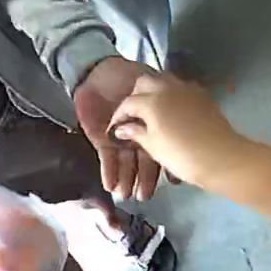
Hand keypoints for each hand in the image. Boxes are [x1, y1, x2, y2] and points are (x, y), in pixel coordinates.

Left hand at [75, 56, 164, 201]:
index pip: (163, 145)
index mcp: (154, 122)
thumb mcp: (147, 85)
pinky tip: (111, 185)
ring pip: (126, 162)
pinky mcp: (102, 141)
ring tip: (127, 195)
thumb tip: (176, 117)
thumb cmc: (123, 75)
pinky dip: (109, 172)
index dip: (167, 163)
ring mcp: (120, 140)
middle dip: (144, 179)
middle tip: (145, 197)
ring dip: (127, 179)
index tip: (173, 182)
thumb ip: (158, 101)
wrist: (94, 72)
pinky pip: (107, 159)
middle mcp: (140, 135)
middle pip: (143, 159)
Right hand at [105, 74, 254, 189]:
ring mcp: (187, 89)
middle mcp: (167, 88)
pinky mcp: (202, 95)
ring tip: (152, 110)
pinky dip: (171, 94)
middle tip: (133, 114)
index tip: (116, 127)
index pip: (127, 104)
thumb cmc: (183, 156)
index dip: (119, 115)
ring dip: (154, 91)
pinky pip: (180, 88)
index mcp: (151, 101)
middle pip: (144, 83)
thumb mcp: (154, 146)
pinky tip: (172, 110)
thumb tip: (122, 129)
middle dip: (135, 96)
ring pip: (163, 81)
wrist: (225, 158)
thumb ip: (136, 133)